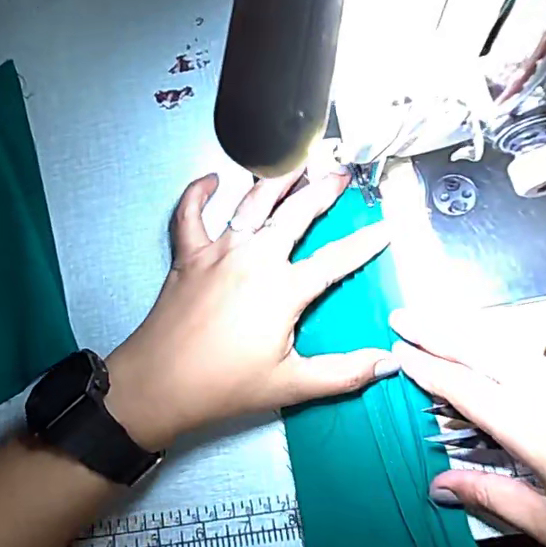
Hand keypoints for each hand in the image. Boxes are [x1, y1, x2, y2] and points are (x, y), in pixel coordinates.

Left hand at [102, 168, 396, 450]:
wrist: (158, 385)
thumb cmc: (225, 386)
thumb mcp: (292, 385)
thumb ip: (344, 373)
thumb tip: (387, 363)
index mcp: (284, 290)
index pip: (336, 260)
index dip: (366, 243)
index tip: (386, 227)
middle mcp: (254, 260)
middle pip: (296, 214)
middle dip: (323, 190)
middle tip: (341, 173)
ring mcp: (218, 252)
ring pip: (251, 203)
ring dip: (276, 179)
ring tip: (294, 160)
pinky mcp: (188, 256)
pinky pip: (190, 215)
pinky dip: (199, 193)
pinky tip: (211, 180)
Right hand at [390, 309, 545, 546]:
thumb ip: (497, 497)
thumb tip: (440, 482)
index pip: (467, 388)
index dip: (428, 367)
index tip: (400, 349)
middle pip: (489, 341)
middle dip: (441, 325)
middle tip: (407, 311)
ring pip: (533, 329)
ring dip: (490, 325)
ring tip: (458, 325)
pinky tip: (539, 350)